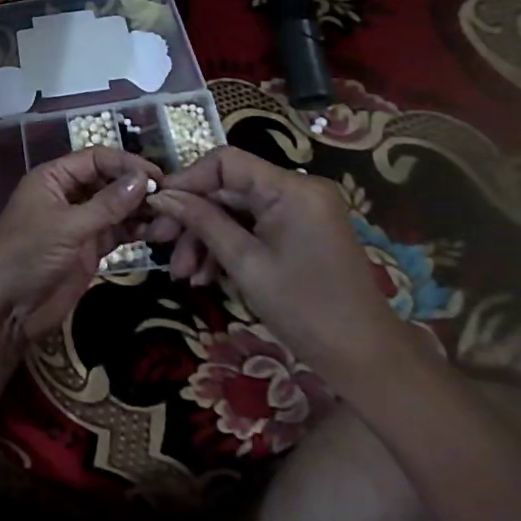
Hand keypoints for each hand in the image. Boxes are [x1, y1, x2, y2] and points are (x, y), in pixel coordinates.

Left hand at [0, 146, 159, 340]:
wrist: (7, 306)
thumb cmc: (28, 255)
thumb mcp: (68, 226)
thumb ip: (107, 204)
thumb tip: (144, 179)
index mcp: (53, 178)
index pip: (95, 159)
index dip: (126, 163)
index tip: (159, 176)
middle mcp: (67, 195)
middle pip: (109, 181)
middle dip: (138, 187)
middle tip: (174, 199)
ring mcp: (79, 222)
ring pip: (117, 207)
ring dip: (142, 210)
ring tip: (172, 218)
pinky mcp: (89, 247)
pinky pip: (118, 231)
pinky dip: (137, 230)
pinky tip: (160, 233)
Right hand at [145, 147, 409, 387]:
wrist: (365, 359)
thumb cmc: (304, 308)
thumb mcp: (244, 263)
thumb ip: (201, 221)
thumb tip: (160, 196)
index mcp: (292, 189)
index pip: (225, 162)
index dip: (186, 179)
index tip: (155, 204)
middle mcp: (298, 191)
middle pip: (226, 189)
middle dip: (191, 217)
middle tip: (157, 241)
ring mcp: (299, 212)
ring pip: (233, 211)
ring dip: (203, 239)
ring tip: (182, 274)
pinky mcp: (297, 232)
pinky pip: (250, 228)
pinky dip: (225, 248)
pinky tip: (204, 277)